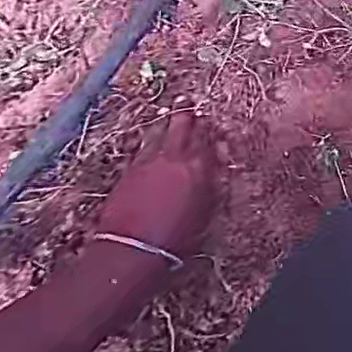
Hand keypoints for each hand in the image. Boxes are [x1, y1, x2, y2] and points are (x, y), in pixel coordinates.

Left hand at [94, 111, 215, 257]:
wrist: (133, 249)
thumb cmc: (176, 237)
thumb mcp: (206, 212)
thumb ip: (214, 184)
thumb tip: (220, 165)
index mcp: (199, 169)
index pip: (207, 141)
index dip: (210, 129)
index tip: (211, 120)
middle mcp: (175, 159)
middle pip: (184, 129)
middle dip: (188, 115)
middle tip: (189, 102)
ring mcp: (151, 162)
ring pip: (161, 133)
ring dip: (168, 120)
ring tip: (171, 110)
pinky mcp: (131, 170)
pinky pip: (144, 144)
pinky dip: (150, 135)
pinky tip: (150, 133)